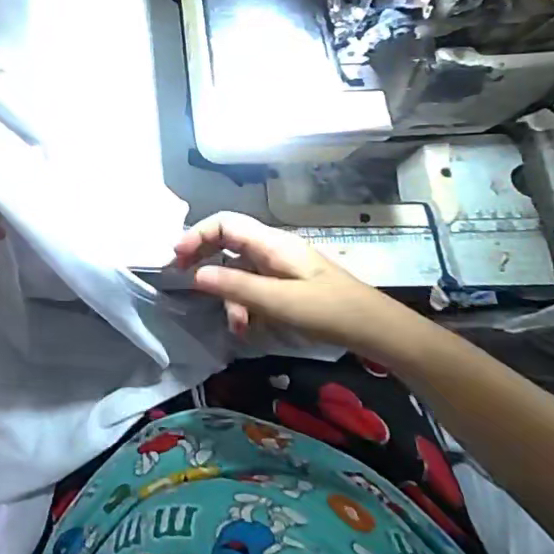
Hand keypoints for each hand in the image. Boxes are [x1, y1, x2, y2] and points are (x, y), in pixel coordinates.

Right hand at [173, 212, 440, 362]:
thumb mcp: (279, 302)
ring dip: (227, 294)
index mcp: (272, 243)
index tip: (177, 258)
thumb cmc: (329, 310)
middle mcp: (272, 249)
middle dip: (202, 259)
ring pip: (237, 269)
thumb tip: (195, 275)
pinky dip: (243, 304)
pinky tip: (247, 327)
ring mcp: (279, 267)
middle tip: (182, 278)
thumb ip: (235, 287)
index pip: (225, 223)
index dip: (197, 235)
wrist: (376, 329)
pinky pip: (252, 287)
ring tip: (234, 324)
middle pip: (226, 242)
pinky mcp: (285, 285)